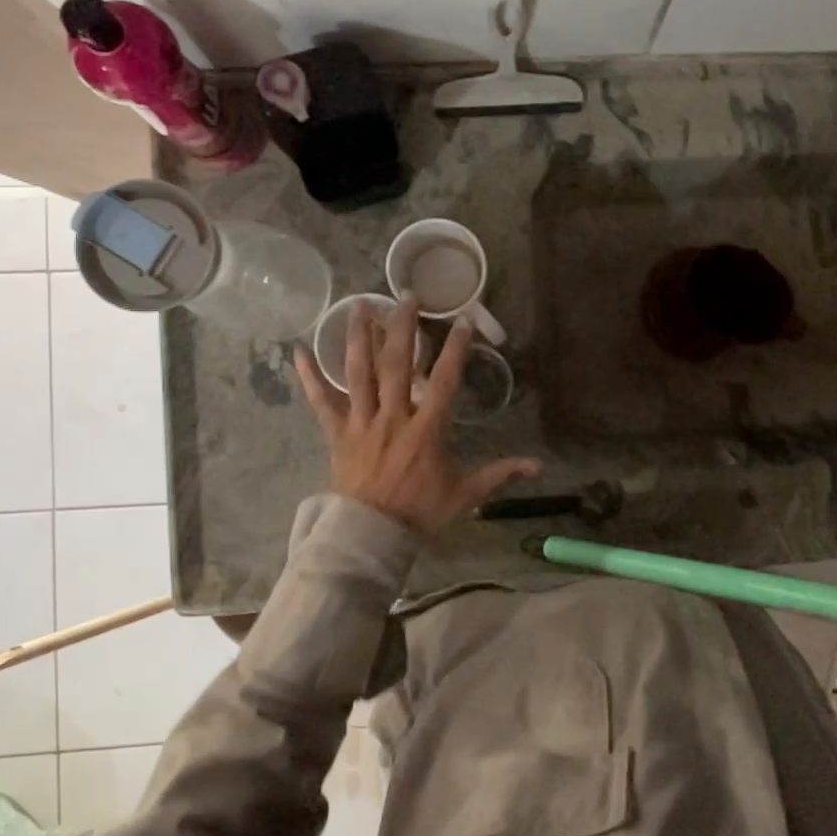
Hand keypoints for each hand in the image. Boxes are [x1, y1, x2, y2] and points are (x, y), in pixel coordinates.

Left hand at [294, 295, 540, 535]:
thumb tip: (538, 466)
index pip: (445, 380)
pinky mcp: (337, 434)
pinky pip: (320, 402)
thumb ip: (499, 474)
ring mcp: (361, 423)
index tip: (463, 319)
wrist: (370, 538)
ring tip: (359, 305)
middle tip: (406, 296)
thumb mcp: (464, 495)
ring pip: (358, 372)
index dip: (455, 348)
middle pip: (397, 364)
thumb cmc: (418, 514)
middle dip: (403, 327)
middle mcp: (393, 417)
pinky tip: (297, 351)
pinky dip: (308, 378)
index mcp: (425, 430)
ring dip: (359, 336)